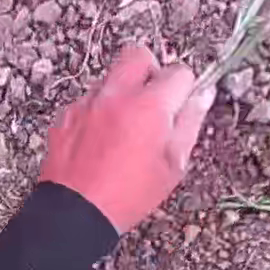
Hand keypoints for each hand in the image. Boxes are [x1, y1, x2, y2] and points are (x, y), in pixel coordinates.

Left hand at [37, 45, 213, 232]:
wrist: (75, 214)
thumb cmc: (128, 196)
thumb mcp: (173, 166)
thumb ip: (190, 124)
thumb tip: (203, 96)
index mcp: (150, 106)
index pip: (179, 71)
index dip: (184, 89)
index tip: (181, 106)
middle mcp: (116, 95)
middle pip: (139, 55)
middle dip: (151, 72)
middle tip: (153, 103)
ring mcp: (87, 103)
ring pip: (110, 78)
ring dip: (122, 94)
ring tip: (124, 131)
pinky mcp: (66, 116)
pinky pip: (87, 101)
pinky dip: (97, 112)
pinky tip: (100, 141)